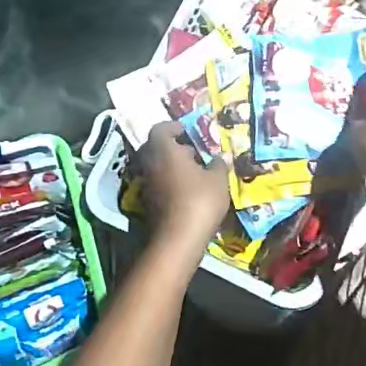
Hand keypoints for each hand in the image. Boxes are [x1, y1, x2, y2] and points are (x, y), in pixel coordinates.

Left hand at [136, 121, 230, 244]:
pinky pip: (157, 183)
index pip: (160, 129)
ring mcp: (145, 183)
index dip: (173, 127)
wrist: (177, 238)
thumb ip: (218, 165)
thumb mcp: (218, 180)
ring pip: (156, 166)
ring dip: (172, 166)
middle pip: (156, 147)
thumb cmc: (199, 200)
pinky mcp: (146, 201)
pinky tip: (188, 190)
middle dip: (173, 147)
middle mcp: (149, 163)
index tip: (186, 130)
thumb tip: (220, 158)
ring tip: (195, 172)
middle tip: (193, 152)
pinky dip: (169, 181)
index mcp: (163, 150)